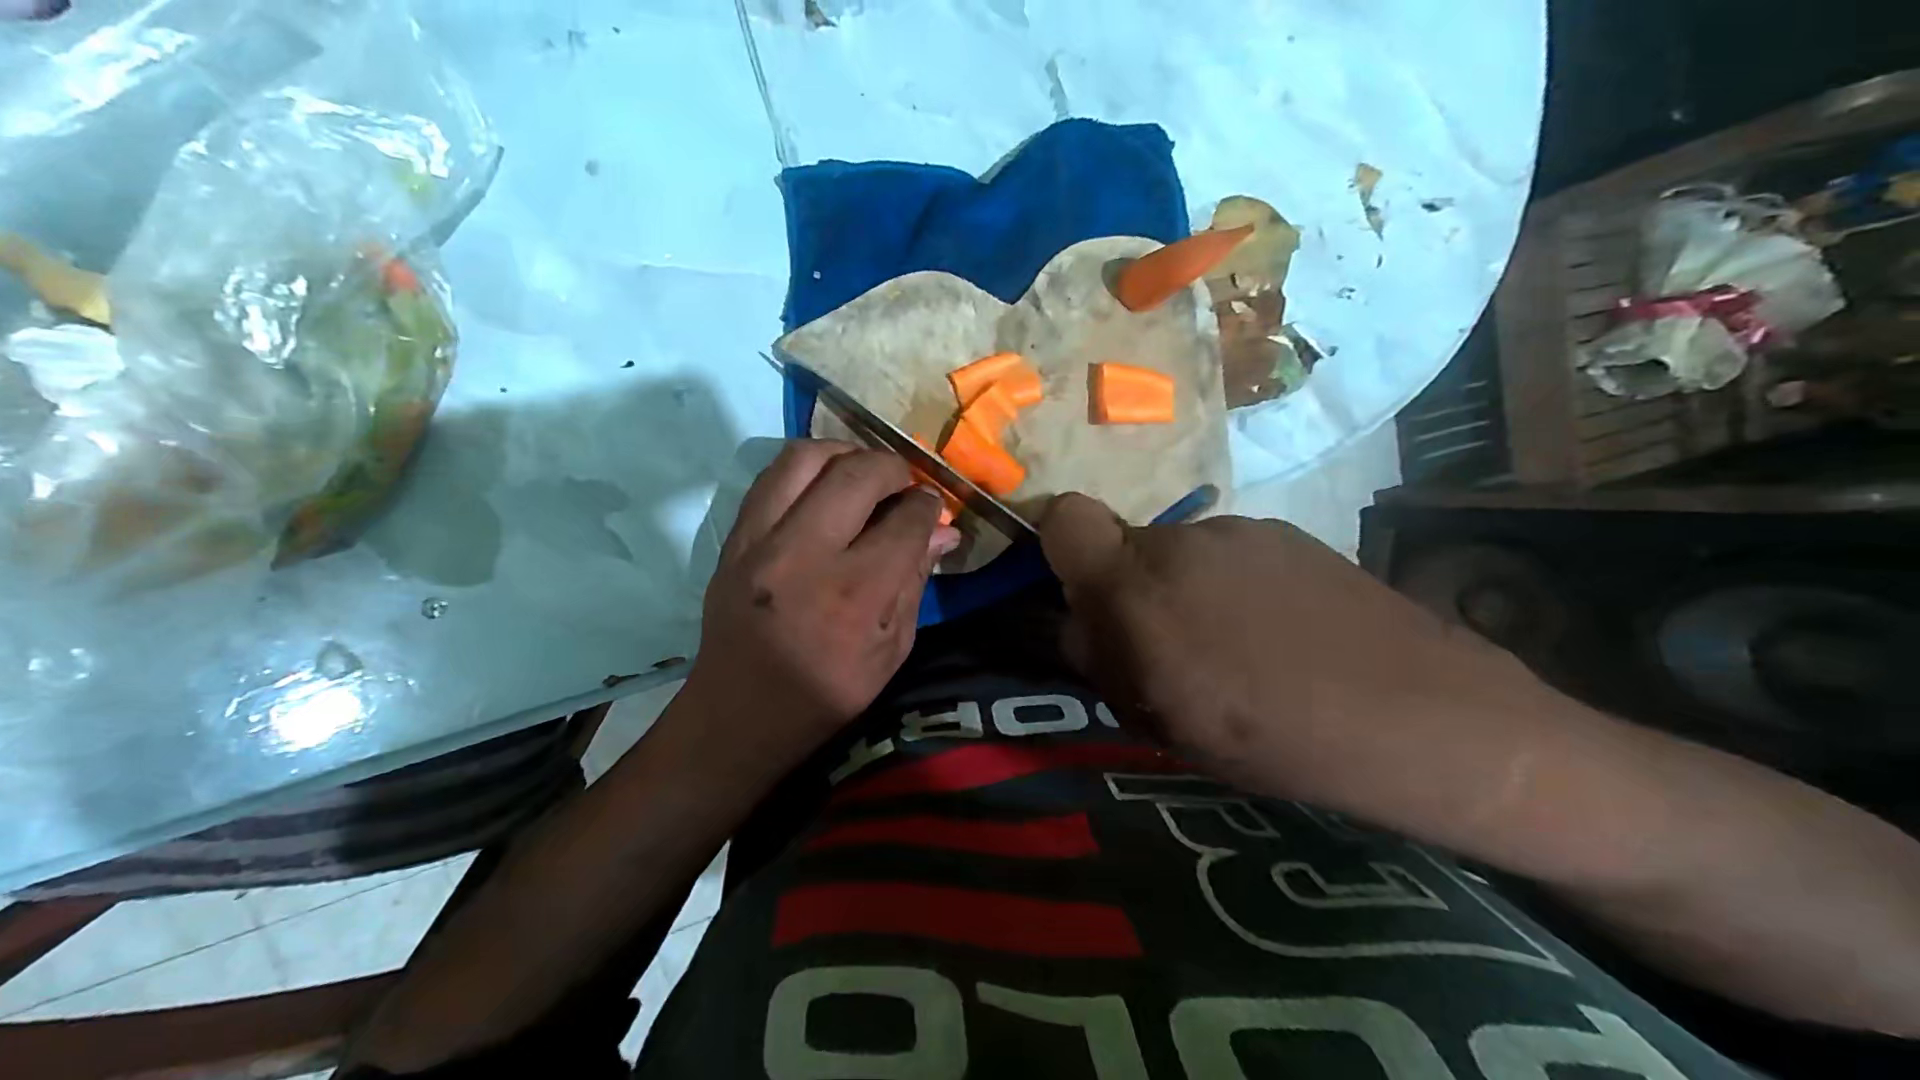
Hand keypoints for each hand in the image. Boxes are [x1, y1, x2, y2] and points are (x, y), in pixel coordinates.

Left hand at [683, 441, 960, 752]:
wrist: (741, 711)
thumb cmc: (829, 692)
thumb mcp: (892, 650)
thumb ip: (915, 581)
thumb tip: (943, 530)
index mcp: (855, 594)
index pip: (905, 521)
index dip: (928, 505)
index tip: (932, 505)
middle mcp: (805, 555)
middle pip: (858, 474)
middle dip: (894, 468)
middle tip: (904, 483)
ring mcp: (760, 542)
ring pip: (806, 458)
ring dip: (845, 454)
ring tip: (863, 472)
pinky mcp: (733, 539)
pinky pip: (771, 477)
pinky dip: (806, 469)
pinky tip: (823, 486)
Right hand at [1038, 493, 1547, 804]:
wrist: (1420, 715)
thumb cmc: (1272, 736)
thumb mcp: (1162, 719)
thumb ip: (1103, 659)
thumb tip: (1078, 622)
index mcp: (1138, 588)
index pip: (1065, 518)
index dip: (1060, 548)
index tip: (1083, 597)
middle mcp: (1182, 542)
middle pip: (1125, 546)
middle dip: (1128, 589)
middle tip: (1169, 650)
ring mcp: (1241, 531)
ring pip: (1179, 553)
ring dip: (1184, 591)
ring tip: (1236, 650)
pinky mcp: (1289, 533)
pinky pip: (1230, 554)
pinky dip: (1233, 587)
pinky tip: (1280, 636)